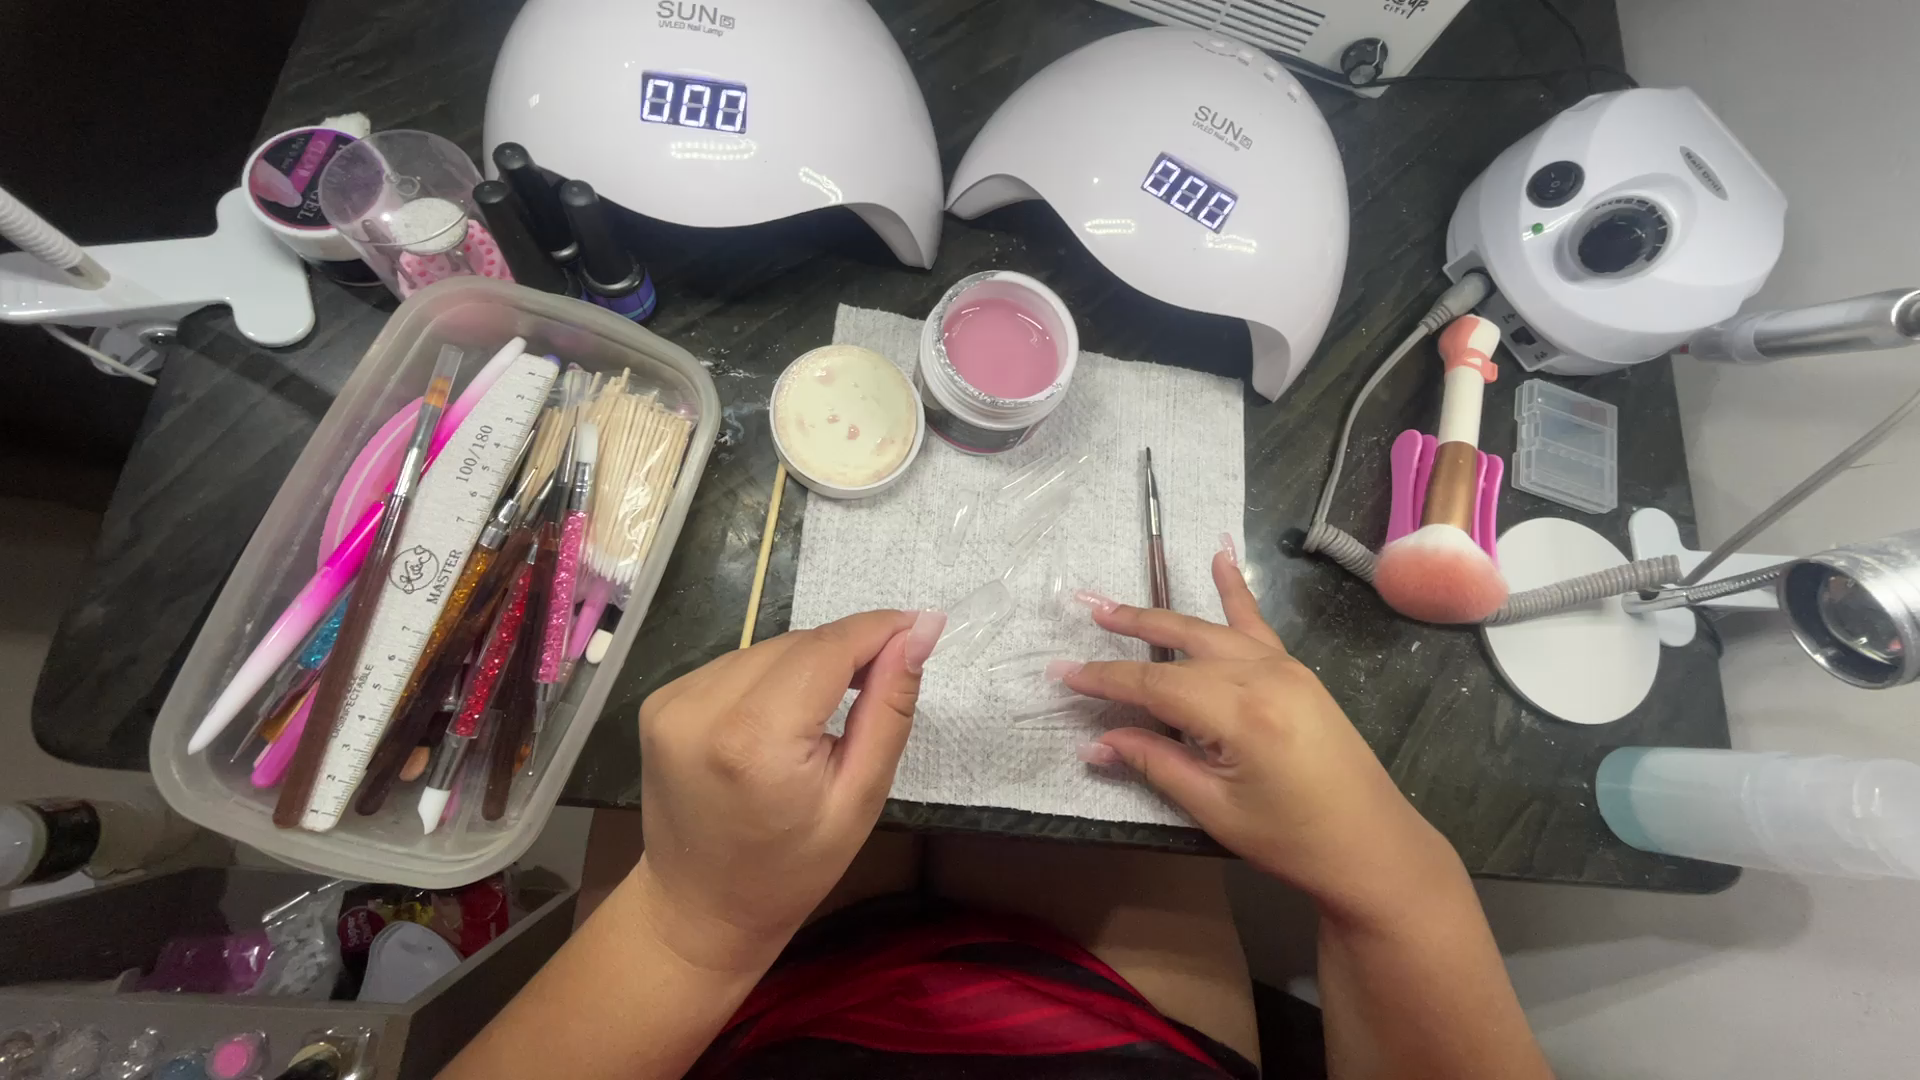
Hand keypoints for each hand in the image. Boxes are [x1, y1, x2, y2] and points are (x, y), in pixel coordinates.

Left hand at [632, 609, 944, 971]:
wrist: (697, 910)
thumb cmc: (792, 869)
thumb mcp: (860, 798)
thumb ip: (889, 709)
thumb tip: (919, 633)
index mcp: (755, 740)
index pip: (827, 649)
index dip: (878, 629)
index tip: (921, 624)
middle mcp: (702, 707)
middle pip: (798, 644)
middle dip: (847, 650)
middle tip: (882, 678)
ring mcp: (673, 700)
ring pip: (769, 647)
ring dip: (809, 662)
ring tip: (828, 708)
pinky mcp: (661, 701)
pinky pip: (738, 663)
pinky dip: (773, 674)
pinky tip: (782, 713)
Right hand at [1066, 542, 1462, 926]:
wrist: (1376, 850)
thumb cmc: (1292, 840)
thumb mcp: (1215, 808)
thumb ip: (1153, 762)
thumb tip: (1095, 742)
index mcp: (1240, 713)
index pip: (1154, 683)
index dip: (1105, 678)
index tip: (1064, 673)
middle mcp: (1262, 676)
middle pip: (1179, 644)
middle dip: (1129, 629)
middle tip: (1087, 615)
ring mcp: (1285, 668)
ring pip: (1210, 630)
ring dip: (1163, 616)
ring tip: (1120, 607)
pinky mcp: (1297, 672)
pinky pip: (1257, 625)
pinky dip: (1235, 592)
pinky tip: (1222, 559)